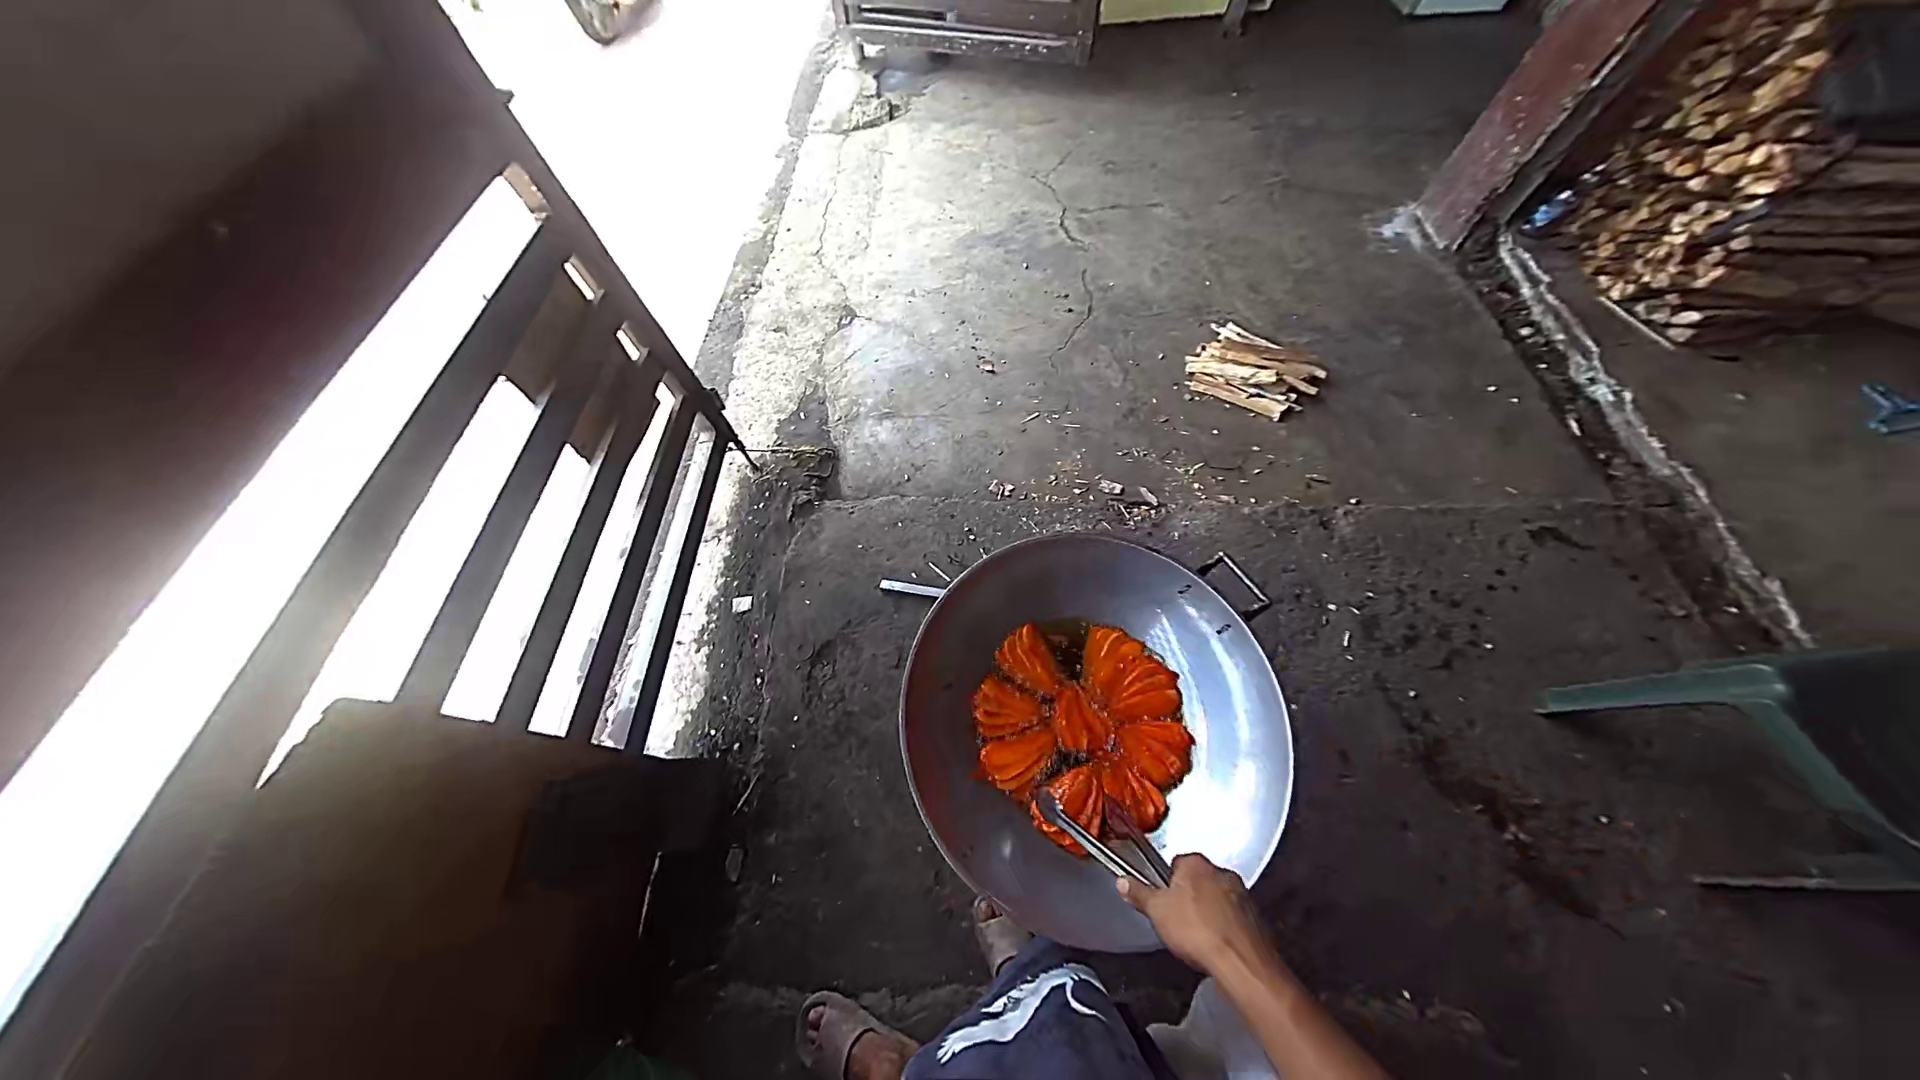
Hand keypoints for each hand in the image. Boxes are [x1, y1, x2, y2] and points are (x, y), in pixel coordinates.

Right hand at [1116, 853, 1275, 976]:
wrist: (1240, 963)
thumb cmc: (1199, 931)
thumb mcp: (1156, 910)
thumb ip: (1138, 893)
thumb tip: (1124, 882)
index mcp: (1195, 864)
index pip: (1176, 862)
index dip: (1166, 881)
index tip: (1161, 895)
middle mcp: (1221, 873)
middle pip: (1199, 880)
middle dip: (1189, 896)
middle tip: (1176, 918)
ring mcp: (1242, 896)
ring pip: (1219, 899)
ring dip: (1210, 913)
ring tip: (1197, 937)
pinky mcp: (1257, 920)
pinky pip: (1235, 919)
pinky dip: (1226, 929)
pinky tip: (1217, 946)